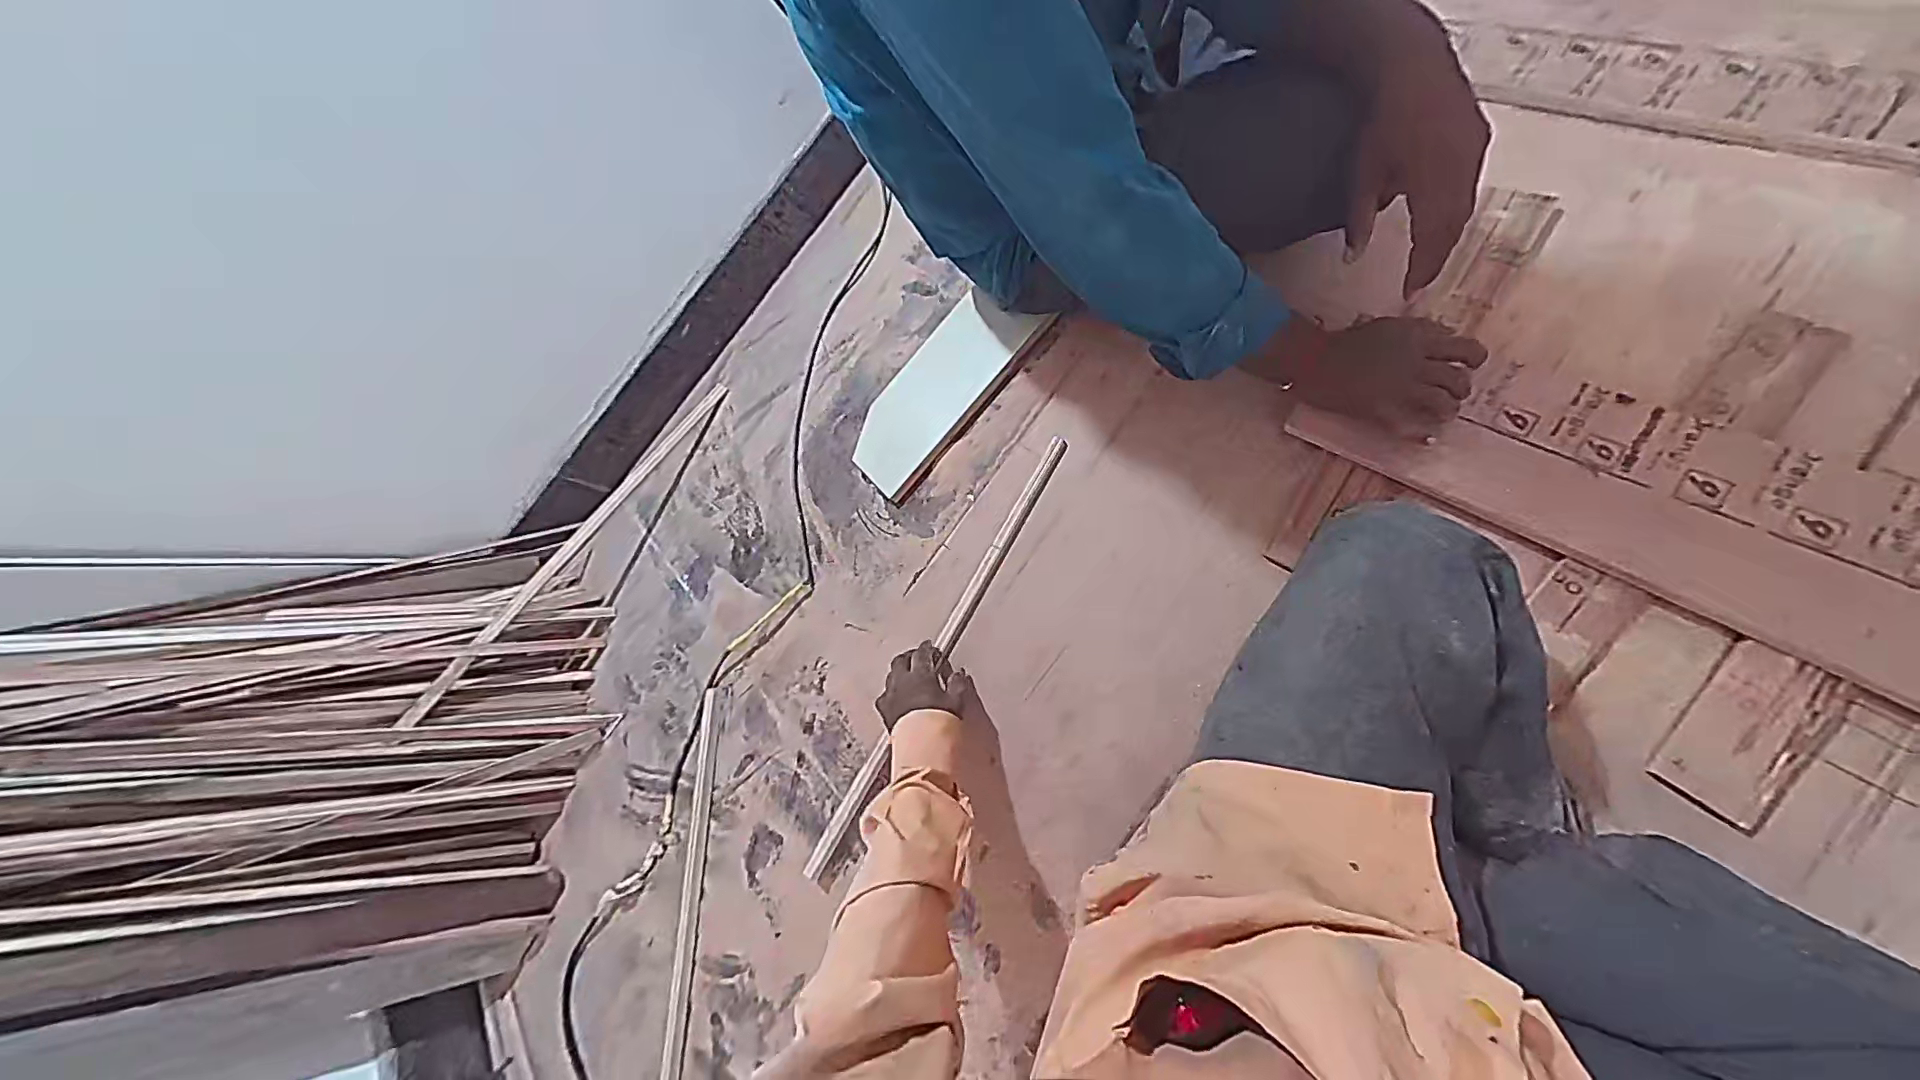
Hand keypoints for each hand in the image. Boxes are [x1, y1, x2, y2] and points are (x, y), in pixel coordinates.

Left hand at [874, 641, 973, 729]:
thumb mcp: (956, 701)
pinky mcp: (884, 710)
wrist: (920, 744)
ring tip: (906, 675)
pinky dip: (891, 692)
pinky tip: (895, 697)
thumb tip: (958, 676)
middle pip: (902, 660)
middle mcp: (902, 681)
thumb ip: (957, 684)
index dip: (926, 648)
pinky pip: (885, 695)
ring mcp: (890, 695)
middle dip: (909, 656)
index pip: (921, 653)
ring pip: (891, 675)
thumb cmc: (937, 722)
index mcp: (920, 674)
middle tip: (916, 657)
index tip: (929, 647)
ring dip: (899, 673)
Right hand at [1270, 316, 1485, 439]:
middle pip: (1458, 380)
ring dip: (1446, 411)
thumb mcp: (1388, 325)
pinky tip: (1425, 437)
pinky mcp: (1383, 409)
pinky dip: (1423, 433)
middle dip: (1460, 390)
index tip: (1468, 367)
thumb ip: (1419, 331)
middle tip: (1451, 395)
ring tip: (1440, 415)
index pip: (1465, 350)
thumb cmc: (1344, 342)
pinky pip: (1412, 425)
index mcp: (1418, 340)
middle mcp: (1416, 363)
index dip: (1473, 360)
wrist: (1312, 361)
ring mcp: (1400, 388)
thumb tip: (1445, 337)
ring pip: (1443, 403)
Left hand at [1344, 27, 1489, 297]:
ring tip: (1429, 262)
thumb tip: (1352, 259)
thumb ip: (1358, 221)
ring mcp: (1475, 151)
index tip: (1410, 294)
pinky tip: (1440, 224)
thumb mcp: (1361, 177)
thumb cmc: (1381, 124)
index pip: (1432, 237)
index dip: (1422, 269)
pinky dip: (1455, 211)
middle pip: (1453, 226)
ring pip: (1465, 207)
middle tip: (1420, 285)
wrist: (1410, 66)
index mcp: (1433, 181)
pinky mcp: (1478, 139)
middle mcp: (1462, 168)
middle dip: (1437, 258)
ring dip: (1447, 237)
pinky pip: (1469, 186)